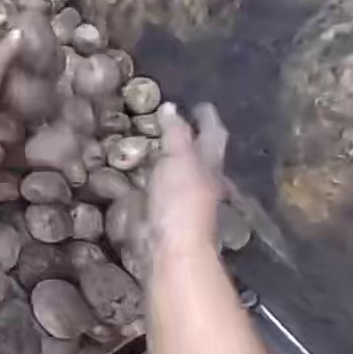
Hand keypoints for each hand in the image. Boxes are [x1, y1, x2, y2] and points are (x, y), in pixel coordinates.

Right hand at [149, 102, 227, 248]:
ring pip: (179, 173)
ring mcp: (183, 201)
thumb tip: (171, 107)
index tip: (200, 104)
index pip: (213, 134)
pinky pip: (158, 190)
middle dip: (191, 139)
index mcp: (211, 165)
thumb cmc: (182, 201)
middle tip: (174, 122)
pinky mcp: (164, 215)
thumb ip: (175, 133)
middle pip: (201, 155)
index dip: (207, 118)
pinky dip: (150, 180)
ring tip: (152, 146)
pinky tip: (138, 177)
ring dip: (169, 160)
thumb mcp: (180, 158)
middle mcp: (202, 181)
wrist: (172, 249)